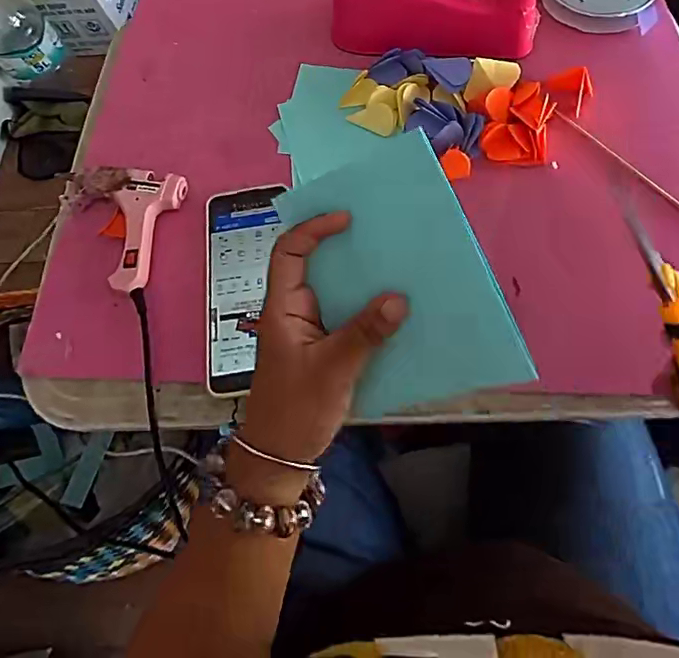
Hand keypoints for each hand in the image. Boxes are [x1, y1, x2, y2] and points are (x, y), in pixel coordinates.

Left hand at [235, 212, 405, 496]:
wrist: (280, 458)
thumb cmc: (294, 411)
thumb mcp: (332, 370)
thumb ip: (365, 334)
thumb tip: (398, 300)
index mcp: (282, 308)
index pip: (289, 252)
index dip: (313, 229)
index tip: (345, 219)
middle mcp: (293, 310)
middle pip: (312, 264)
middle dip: (341, 246)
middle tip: (375, 234)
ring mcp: (307, 328)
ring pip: (331, 290)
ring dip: (357, 277)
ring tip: (389, 263)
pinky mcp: (322, 345)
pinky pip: (344, 313)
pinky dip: (364, 305)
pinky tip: (389, 305)